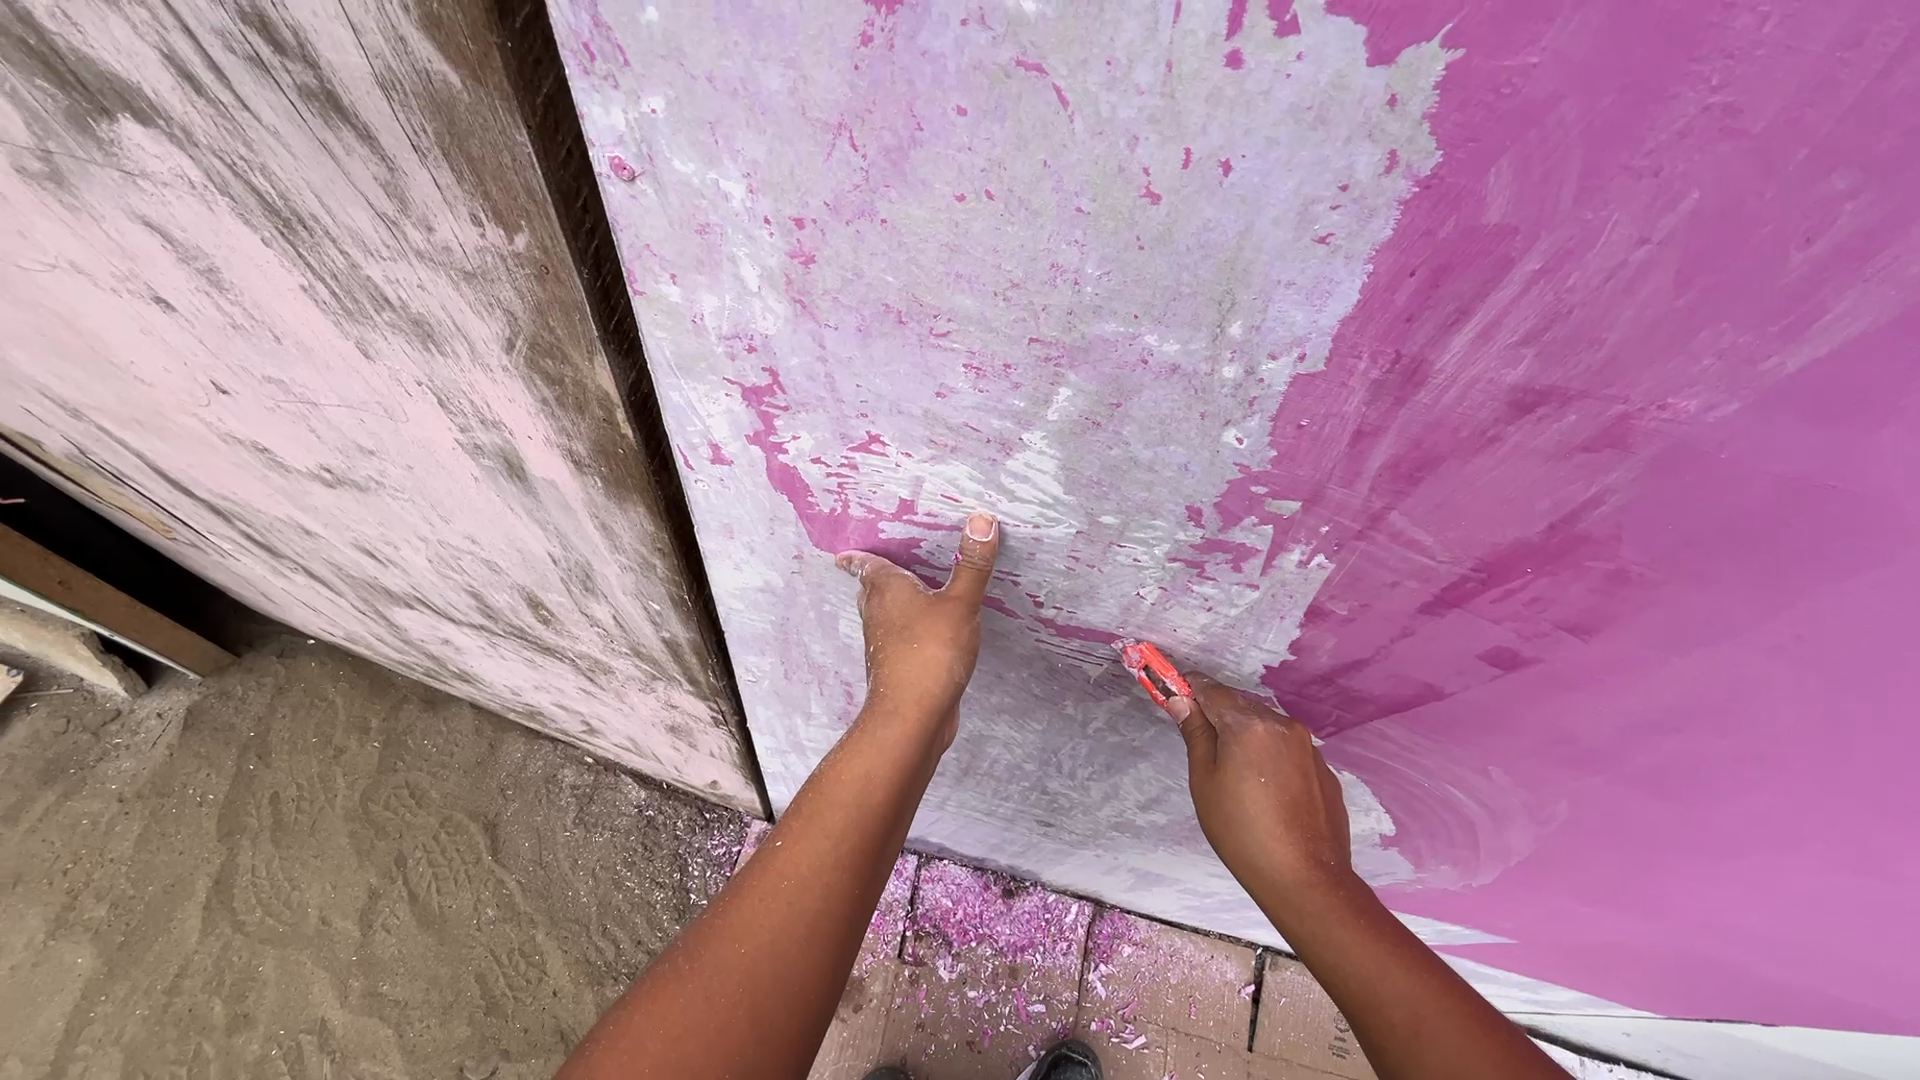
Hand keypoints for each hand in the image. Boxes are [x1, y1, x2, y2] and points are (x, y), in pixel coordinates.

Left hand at [834, 513, 1000, 746]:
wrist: (913, 715)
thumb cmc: (930, 652)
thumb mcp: (960, 603)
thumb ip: (971, 564)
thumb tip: (982, 518)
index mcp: (886, 591)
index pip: (866, 566)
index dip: (857, 558)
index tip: (843, 554)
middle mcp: (879, 615)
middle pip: (870, 592)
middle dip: (873, 580)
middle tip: (878, 568)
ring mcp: (885, 645)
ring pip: (883, 617)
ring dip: (892, 606)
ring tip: (907, 595)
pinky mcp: (898, 668)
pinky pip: (899, 640)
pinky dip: (908, 631)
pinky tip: (926, 633)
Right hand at [1170, 672, 1353, 897]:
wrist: (1305, 878)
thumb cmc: (1240, 830)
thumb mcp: (1204, 780)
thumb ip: (1195, 733)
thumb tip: (1181, 699)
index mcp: (1248, 723)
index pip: (1211, 689)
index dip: (1189, 689)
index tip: (1174, 695)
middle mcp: (1283, 724)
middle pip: (1241, 706)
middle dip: (1219, 715)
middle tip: (1203, 744)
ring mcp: (1309, 747)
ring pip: (1267, 728)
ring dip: (1247, 736)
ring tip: (1236, 774)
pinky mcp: (1324, 771)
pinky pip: (1289, 750)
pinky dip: (1271, 757)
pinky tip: (1266, 791)